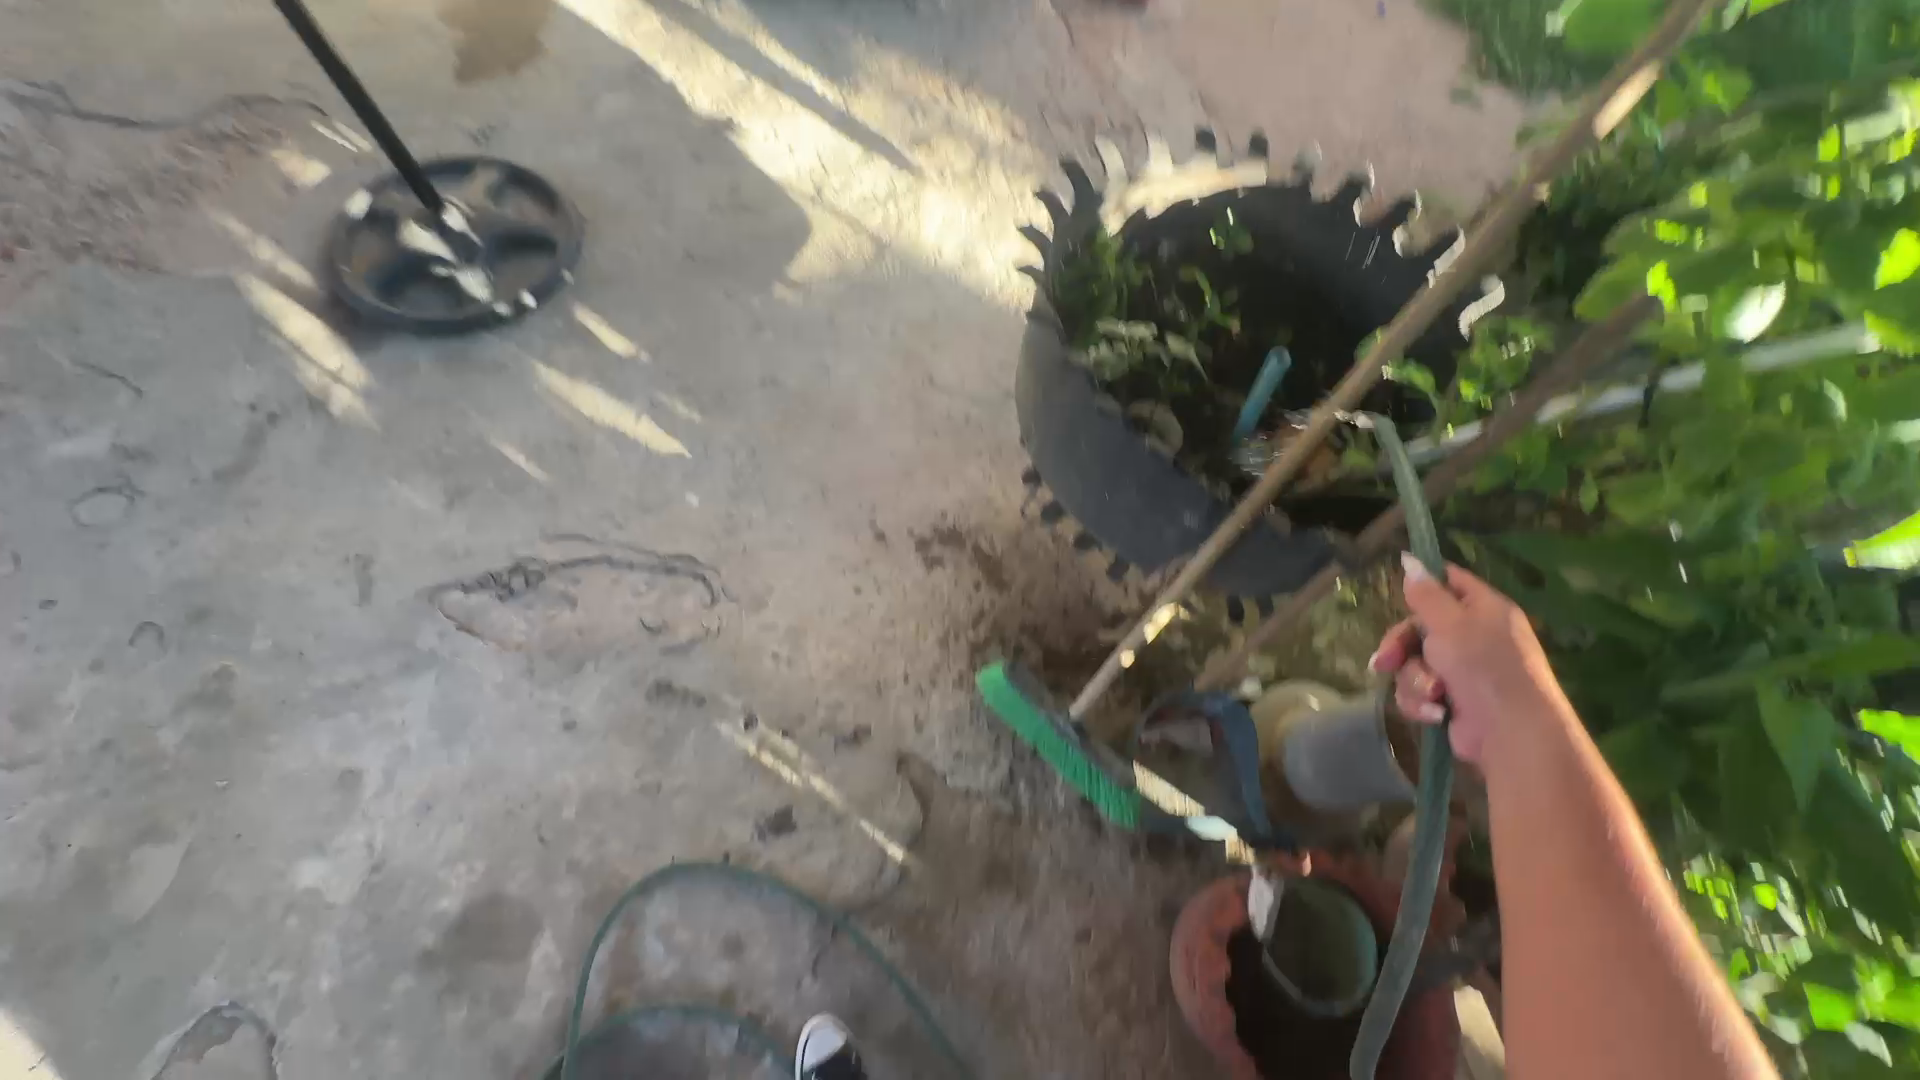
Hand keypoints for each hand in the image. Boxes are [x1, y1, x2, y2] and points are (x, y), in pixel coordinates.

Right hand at [1369, 552, 1569, 765]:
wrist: (1511, 732)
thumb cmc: (1485, 667)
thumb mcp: (1450, 623)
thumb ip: (1425, 593)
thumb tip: (1408, 559)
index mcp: (1484, 609)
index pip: (1450, 581)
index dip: (1423, 582)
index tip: (1398, 589)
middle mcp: (1474, 635)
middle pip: (1418, 627)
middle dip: (1399, 646)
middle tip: (1386, 661)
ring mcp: (1463, 669)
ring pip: (1413, 662)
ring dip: (1413, 679)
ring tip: (1431, 694)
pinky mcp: (1452, 699)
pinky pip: (1419, 690)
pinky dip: (1421, 701)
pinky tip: (1434, 713)